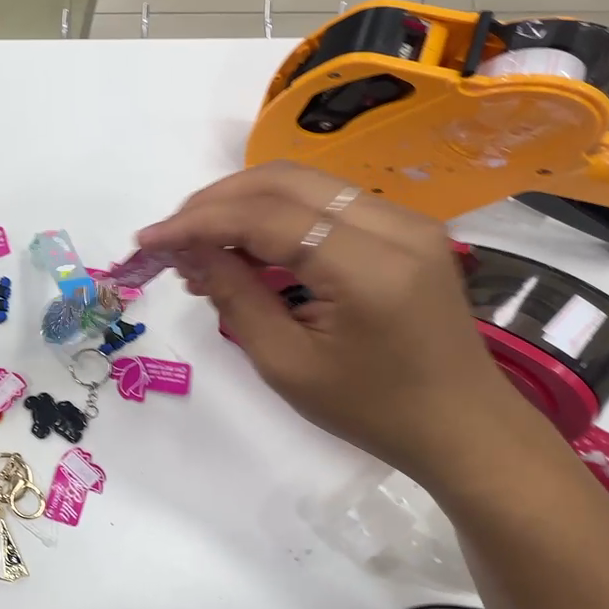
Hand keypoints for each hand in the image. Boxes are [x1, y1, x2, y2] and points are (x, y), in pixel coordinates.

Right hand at [137, 162, 544, 481]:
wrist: (462, 427)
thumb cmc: (370, 409)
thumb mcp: (285, 362)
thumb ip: (235, 297)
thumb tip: (187, 252)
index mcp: (369, 268)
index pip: (265, 218)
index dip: (197, 223)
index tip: (146, 242)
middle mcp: (395, 227)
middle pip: (283, 181)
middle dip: (212, 201)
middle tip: (167, 237)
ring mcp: (406, 222)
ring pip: (302, 183)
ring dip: (238, 203)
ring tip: (196, 244)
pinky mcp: (403, 230)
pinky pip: (323, 202)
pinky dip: (271, 215)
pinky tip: (241, 248)